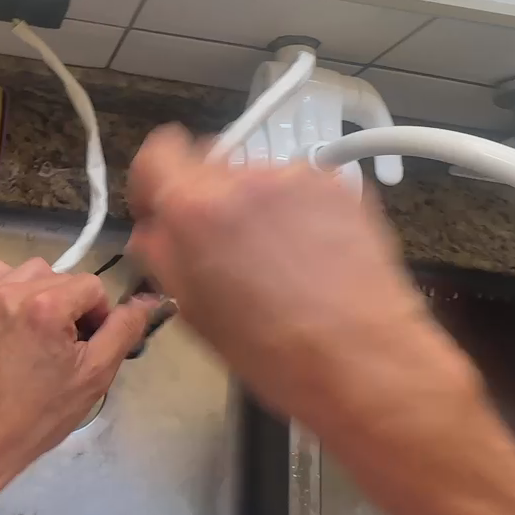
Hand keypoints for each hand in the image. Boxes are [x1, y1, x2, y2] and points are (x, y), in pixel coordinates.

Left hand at [0, 258, 153, 493]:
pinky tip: (18, 320)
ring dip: (46, 293)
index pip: (92, 286)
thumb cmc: (39, 413)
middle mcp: (15, 290)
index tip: (86, 346)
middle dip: (73, 307)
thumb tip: (147, 300)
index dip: (98, 316)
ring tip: (42, 332)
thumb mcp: (94, 375)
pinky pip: (3, 276)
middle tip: (66, 346)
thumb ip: (123, 330)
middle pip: (65, 277)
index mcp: (47, 306)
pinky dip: (17, 290)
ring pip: (35, 272)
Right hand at [124, 125, 486, 445]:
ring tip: (277, 255)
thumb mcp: (190, 307)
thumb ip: (161, 252)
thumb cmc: (274, 351)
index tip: (162, 202)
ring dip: (254, 203)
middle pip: (206, 162)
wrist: (361, 360)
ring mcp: (293, 176)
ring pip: (254, 174)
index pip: (157, 153)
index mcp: (193, 208)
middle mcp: (240, 178)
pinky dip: (296, 209)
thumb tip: (155, 229)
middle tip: (223, 241)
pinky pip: (298, 185)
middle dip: (207, 195)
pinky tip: (308, 251)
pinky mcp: (337, 184)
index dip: (153, 180)